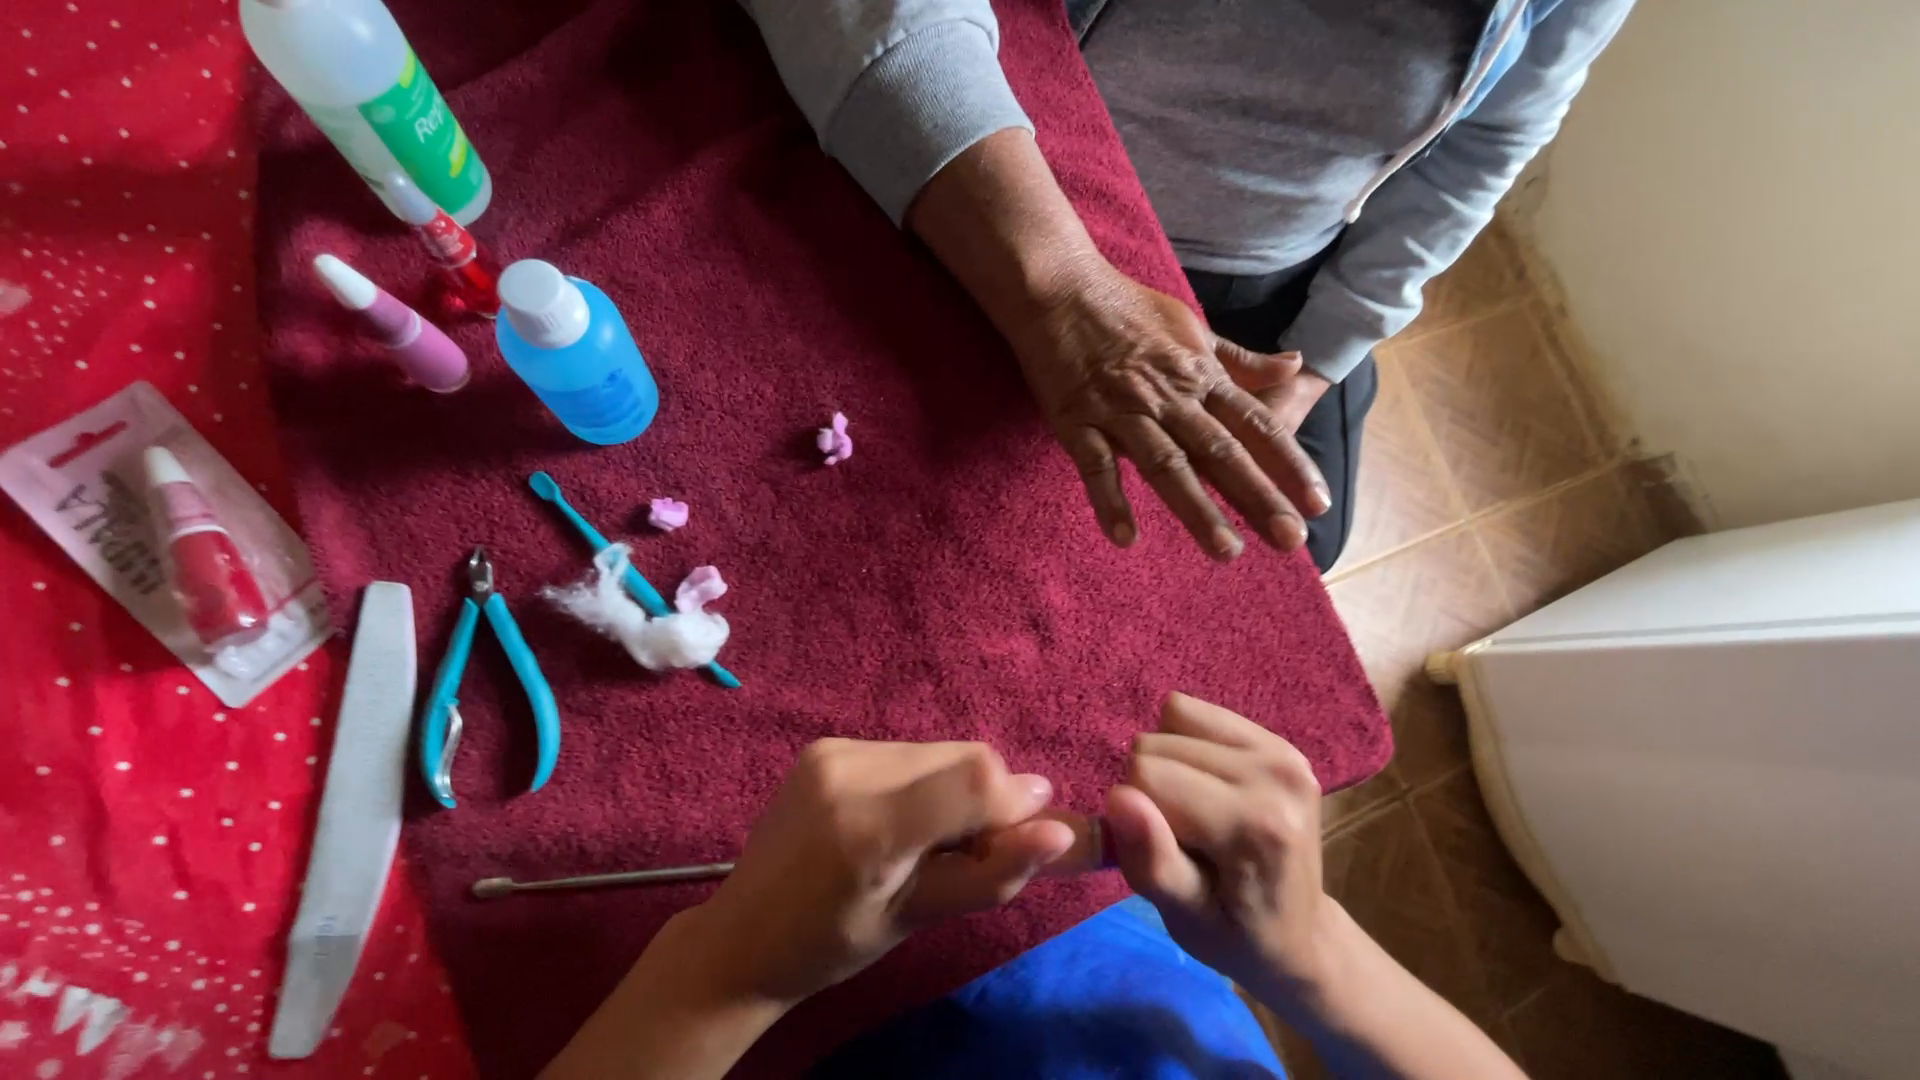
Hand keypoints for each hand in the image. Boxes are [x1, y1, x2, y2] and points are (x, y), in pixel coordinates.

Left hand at [681, 739, 1076, 1005]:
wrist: (743, 935)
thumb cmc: (834, 944)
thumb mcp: (919, 920)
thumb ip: (993, 875)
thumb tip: (1062, 832)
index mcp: (869, 825)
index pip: (975, 778)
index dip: (1015, 804)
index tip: (1022, 841)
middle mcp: (850, 768)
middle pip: (963, 756)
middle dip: (987, 799)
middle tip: (969, 852)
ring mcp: (834, 749)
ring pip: (939, 751)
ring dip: (954, 789)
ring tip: (927, 840)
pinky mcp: (827, 743)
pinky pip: (906, 752)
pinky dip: (924, 781)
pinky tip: (899, 820)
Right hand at [1010, 259, 1331, 561]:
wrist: (1060, 290)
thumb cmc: (1127, 308)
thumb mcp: (1193, 327)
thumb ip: (1241, 359)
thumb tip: (1295, 366)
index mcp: (1199, 375)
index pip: (1255, 425)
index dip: (1288, 465)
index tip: (1317, 502)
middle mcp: (1169, 397)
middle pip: (1220, 453)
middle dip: (1257, 497)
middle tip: (1291, 541)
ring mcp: (1122, 411)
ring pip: (1166, 465)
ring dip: (1196, 509)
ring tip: (1226, 551)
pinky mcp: (1078, 422)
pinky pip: (1096, 466)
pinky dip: (1110, 500)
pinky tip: (1125, 537)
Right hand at [1105, 692, 1331, 999]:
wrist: (1299, 934)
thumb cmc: (1234, 935)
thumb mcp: (1185, 919)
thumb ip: (1152, 861)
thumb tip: (1119, 797)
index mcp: (1257, 822)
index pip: (1147, 776)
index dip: (1140, 817)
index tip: (1170, 855)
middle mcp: (1277, 771)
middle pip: (1153, 744)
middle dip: (1152, 790)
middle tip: (1185, 838)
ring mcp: (1282, 749)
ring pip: (1169, 719)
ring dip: (1167, 763)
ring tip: (1198, 811)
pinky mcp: (1277, 738)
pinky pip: (1191, 709)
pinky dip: (1184, 742)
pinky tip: (1209, 785)